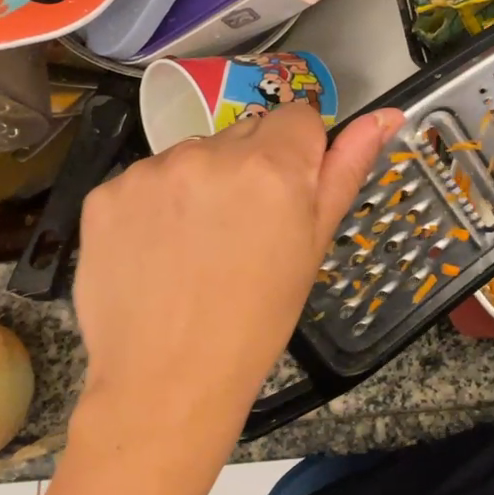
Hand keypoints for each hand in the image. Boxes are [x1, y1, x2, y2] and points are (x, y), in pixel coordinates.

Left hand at [70, 103, 400, 440]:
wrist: (167, 379)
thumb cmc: (259, 317)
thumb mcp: (315, 244)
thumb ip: (348, 168)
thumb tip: (387, 115)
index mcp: (274, 165)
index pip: (299, 116)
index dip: (301, 154)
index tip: (289, 197)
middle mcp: (211, 152)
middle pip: (247, 133)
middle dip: (253, 167)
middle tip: (246, 230)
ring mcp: (152, 170)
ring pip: (195, 153)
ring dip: (204, 182)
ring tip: (199, 245)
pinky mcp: (106, 191)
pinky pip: (146, 179)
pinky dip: (156, 203)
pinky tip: (159, 249)